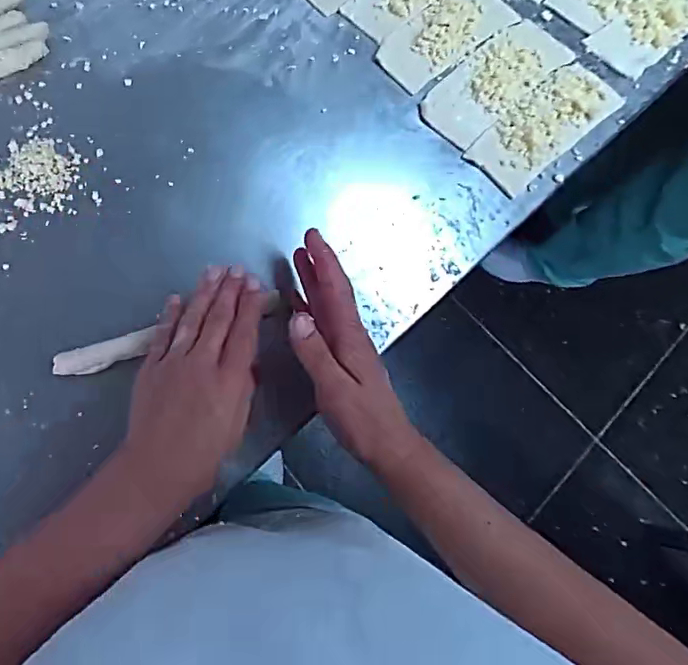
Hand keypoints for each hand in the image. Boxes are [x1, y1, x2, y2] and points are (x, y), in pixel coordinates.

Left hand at [111, 266, 266, 510]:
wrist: (157, 464)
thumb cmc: (204, 455)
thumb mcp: (237, 425)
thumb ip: (243, 389)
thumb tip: (248, 361)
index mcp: (229, 380)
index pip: (242, 333)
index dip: (249, 306)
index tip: (254, 285)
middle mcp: (202, 363)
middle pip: (218, 319)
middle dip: (229, 291)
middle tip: (236, 269)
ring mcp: (174, 361)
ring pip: (192, 319)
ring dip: (203, 293)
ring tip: (212, 272)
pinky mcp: (152, 364)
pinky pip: (163, 333)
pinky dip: (171, 314)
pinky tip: (178, 297)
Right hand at [287, 229, 419, 469]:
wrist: (391, 449)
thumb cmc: (364, 421)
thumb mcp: (335, 389)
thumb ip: (314, 353)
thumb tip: (296, 316)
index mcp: (349, 337)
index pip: (336, 291)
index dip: (324, 263)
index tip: (312, 239)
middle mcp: (349, 335)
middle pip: (333, 291)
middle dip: (320, 264)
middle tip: (306, 239)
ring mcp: (346, 346)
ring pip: (327, 305)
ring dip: (314, 281)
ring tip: (298, 261)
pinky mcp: (341, 359)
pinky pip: (322, 323)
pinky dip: (309, 306)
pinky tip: (297, 306)